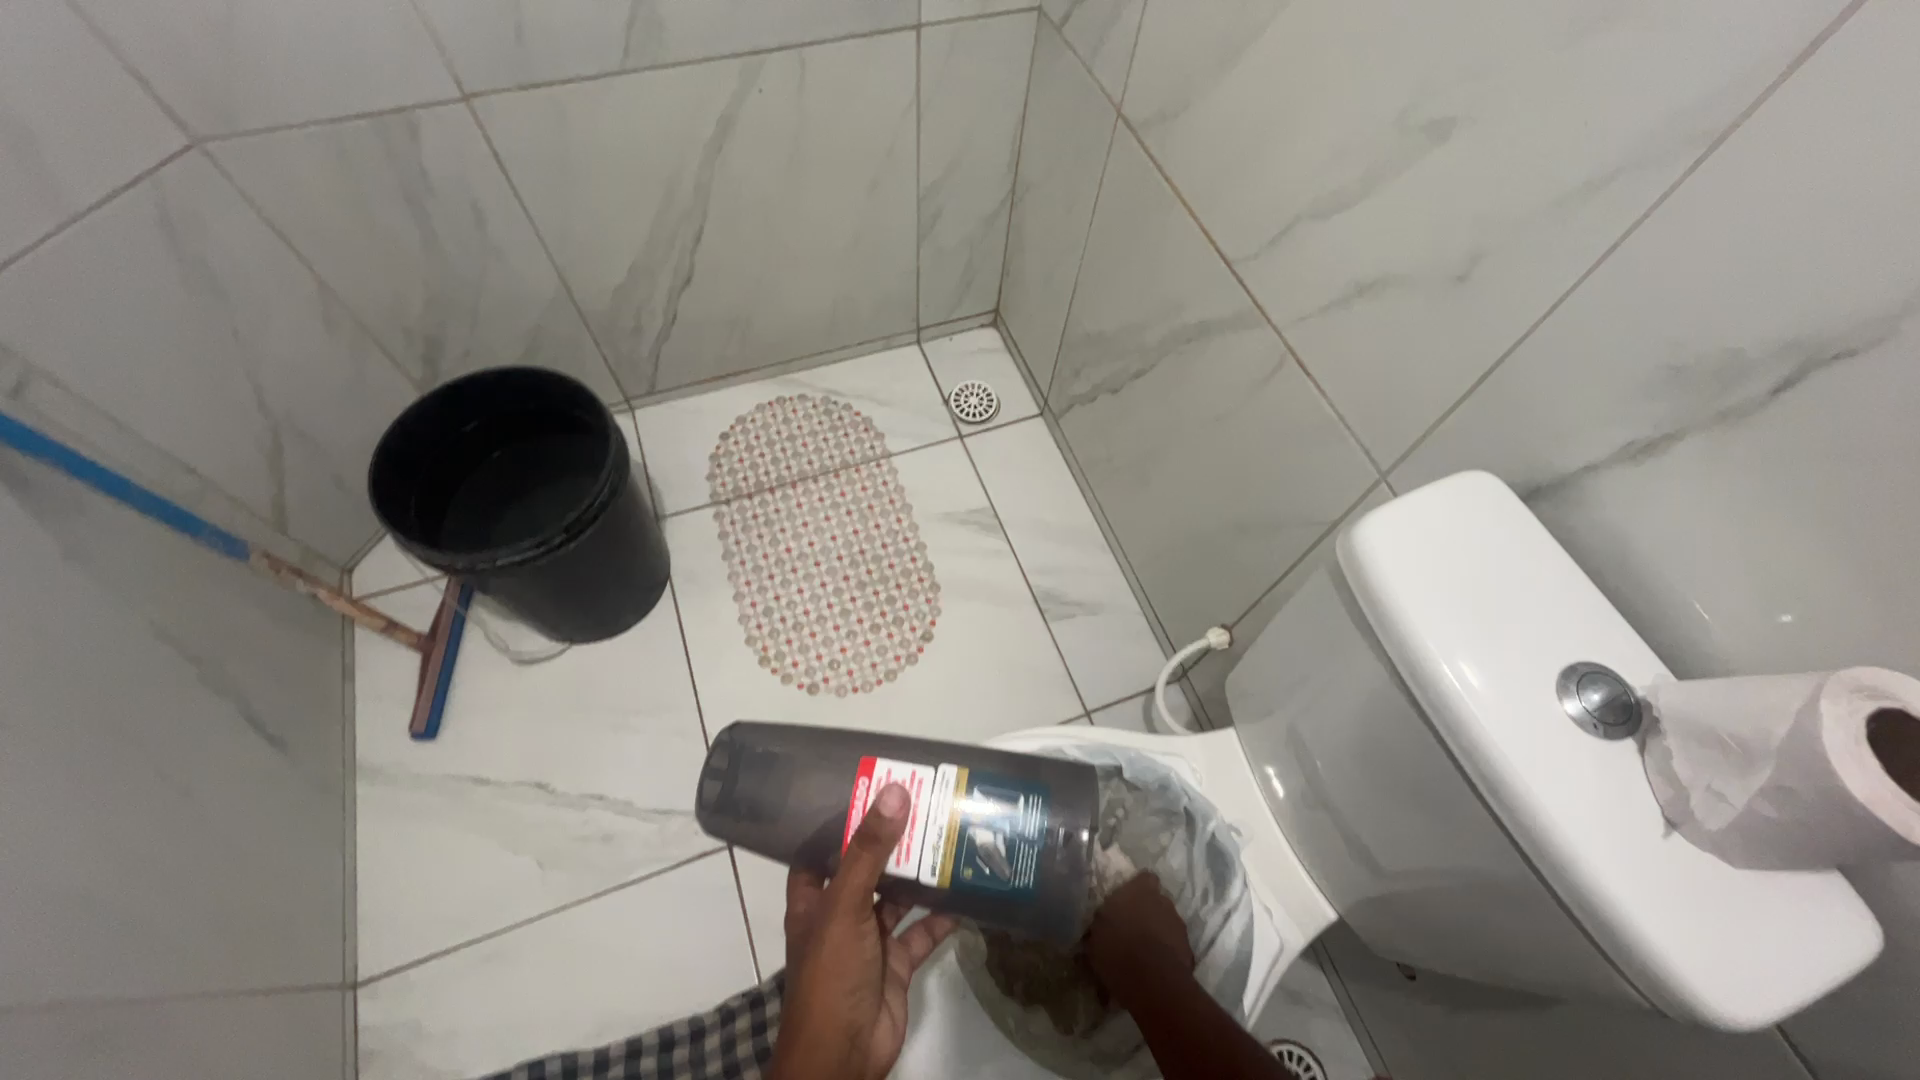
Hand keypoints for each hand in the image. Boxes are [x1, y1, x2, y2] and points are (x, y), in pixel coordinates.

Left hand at [772, 783, 958, 1079]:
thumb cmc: (830, 971)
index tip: (873, 787)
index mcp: (814, 898)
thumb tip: (894, 793)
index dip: (843, 821)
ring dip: (919, 876)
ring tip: (949, 838)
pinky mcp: (896, 963)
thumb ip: (870, 852)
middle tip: (925, 803)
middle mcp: (840, 913)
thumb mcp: (846, 904)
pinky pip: (922, 932)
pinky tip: (965, 894)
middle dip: (892, 842)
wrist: (843, 1054)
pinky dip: (942, 917)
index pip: (823, 848)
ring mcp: (869, 939)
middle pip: (866, 869)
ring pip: (897, 898)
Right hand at [1085, 872, 1194, 1004]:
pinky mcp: (1188, 949)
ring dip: (1158, 932)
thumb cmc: (1117, 949)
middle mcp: (1162, 901)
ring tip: (1143, 951)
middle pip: (1157, 901)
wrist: (1152, 981)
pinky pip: (1174, 945)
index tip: (1126, 901)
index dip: (1137, 888)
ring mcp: (1178, 925)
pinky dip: (1167, 952)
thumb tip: (1099, 925)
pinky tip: (1153, 967)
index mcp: (1139, 890)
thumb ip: (1101, 924)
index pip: (1144, 878)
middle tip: (1132, 928)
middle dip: (1147, 912)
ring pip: (1167, 923)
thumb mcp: (1095, 936)